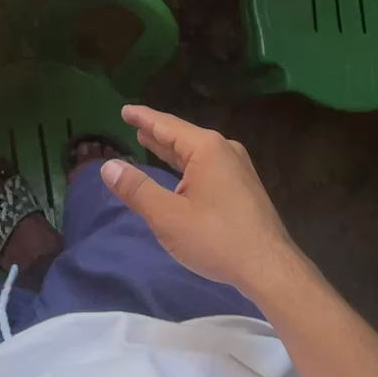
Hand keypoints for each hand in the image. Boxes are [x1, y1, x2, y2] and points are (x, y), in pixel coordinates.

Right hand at [99, 105, 301, 295]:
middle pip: (183, 136)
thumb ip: (137, 189)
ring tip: (149, 141)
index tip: (126, 109)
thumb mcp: (168, 216)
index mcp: (206, 148)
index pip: (167, 126)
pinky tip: (180, 173)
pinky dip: (186, 165)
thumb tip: (109, 166)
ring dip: (171, 150)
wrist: (268, 267)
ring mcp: (237, 168)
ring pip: (196, 152)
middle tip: (134, 124)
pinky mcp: (243, 187)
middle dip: (157, 132)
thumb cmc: (216, 238)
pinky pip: (208, 166)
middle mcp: (224, 149)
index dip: (144, 118)